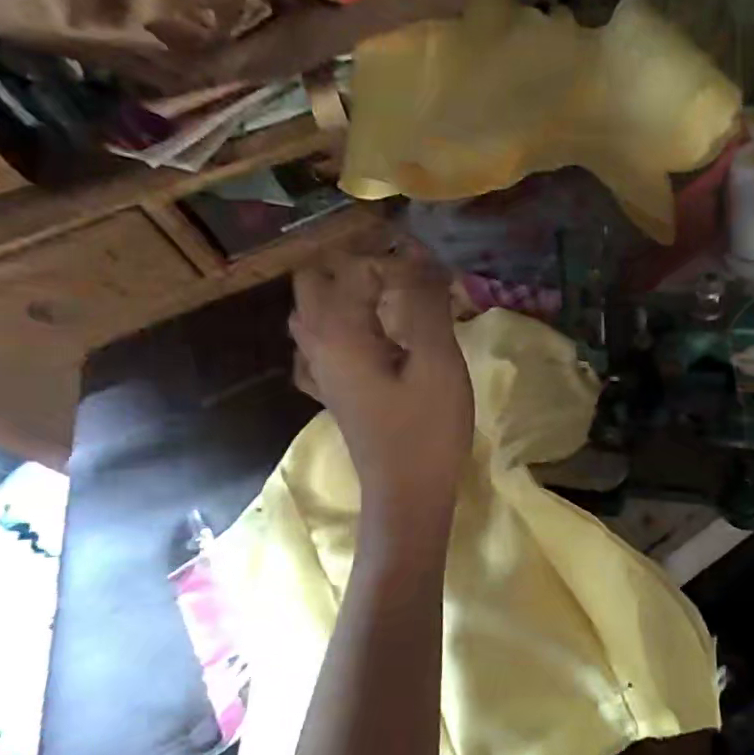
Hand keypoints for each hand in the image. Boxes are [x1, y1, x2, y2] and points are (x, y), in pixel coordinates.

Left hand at [290, 242, 471, 488]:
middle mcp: (316, 342)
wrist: (408, 491)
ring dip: (348, 294)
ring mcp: (317, 368)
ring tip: (393, 302)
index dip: (402, 264)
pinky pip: (317, 343)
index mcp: (339, 330)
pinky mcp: (329, 390)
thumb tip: (425, 263)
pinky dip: (340, 328)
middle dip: (361, 268)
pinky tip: (367, 341)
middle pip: (317, 278)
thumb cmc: (427, 428)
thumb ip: (428, 306)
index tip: (441, 278)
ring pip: (312, 309)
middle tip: (409, 279)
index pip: (360, 268)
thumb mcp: (438, 363)